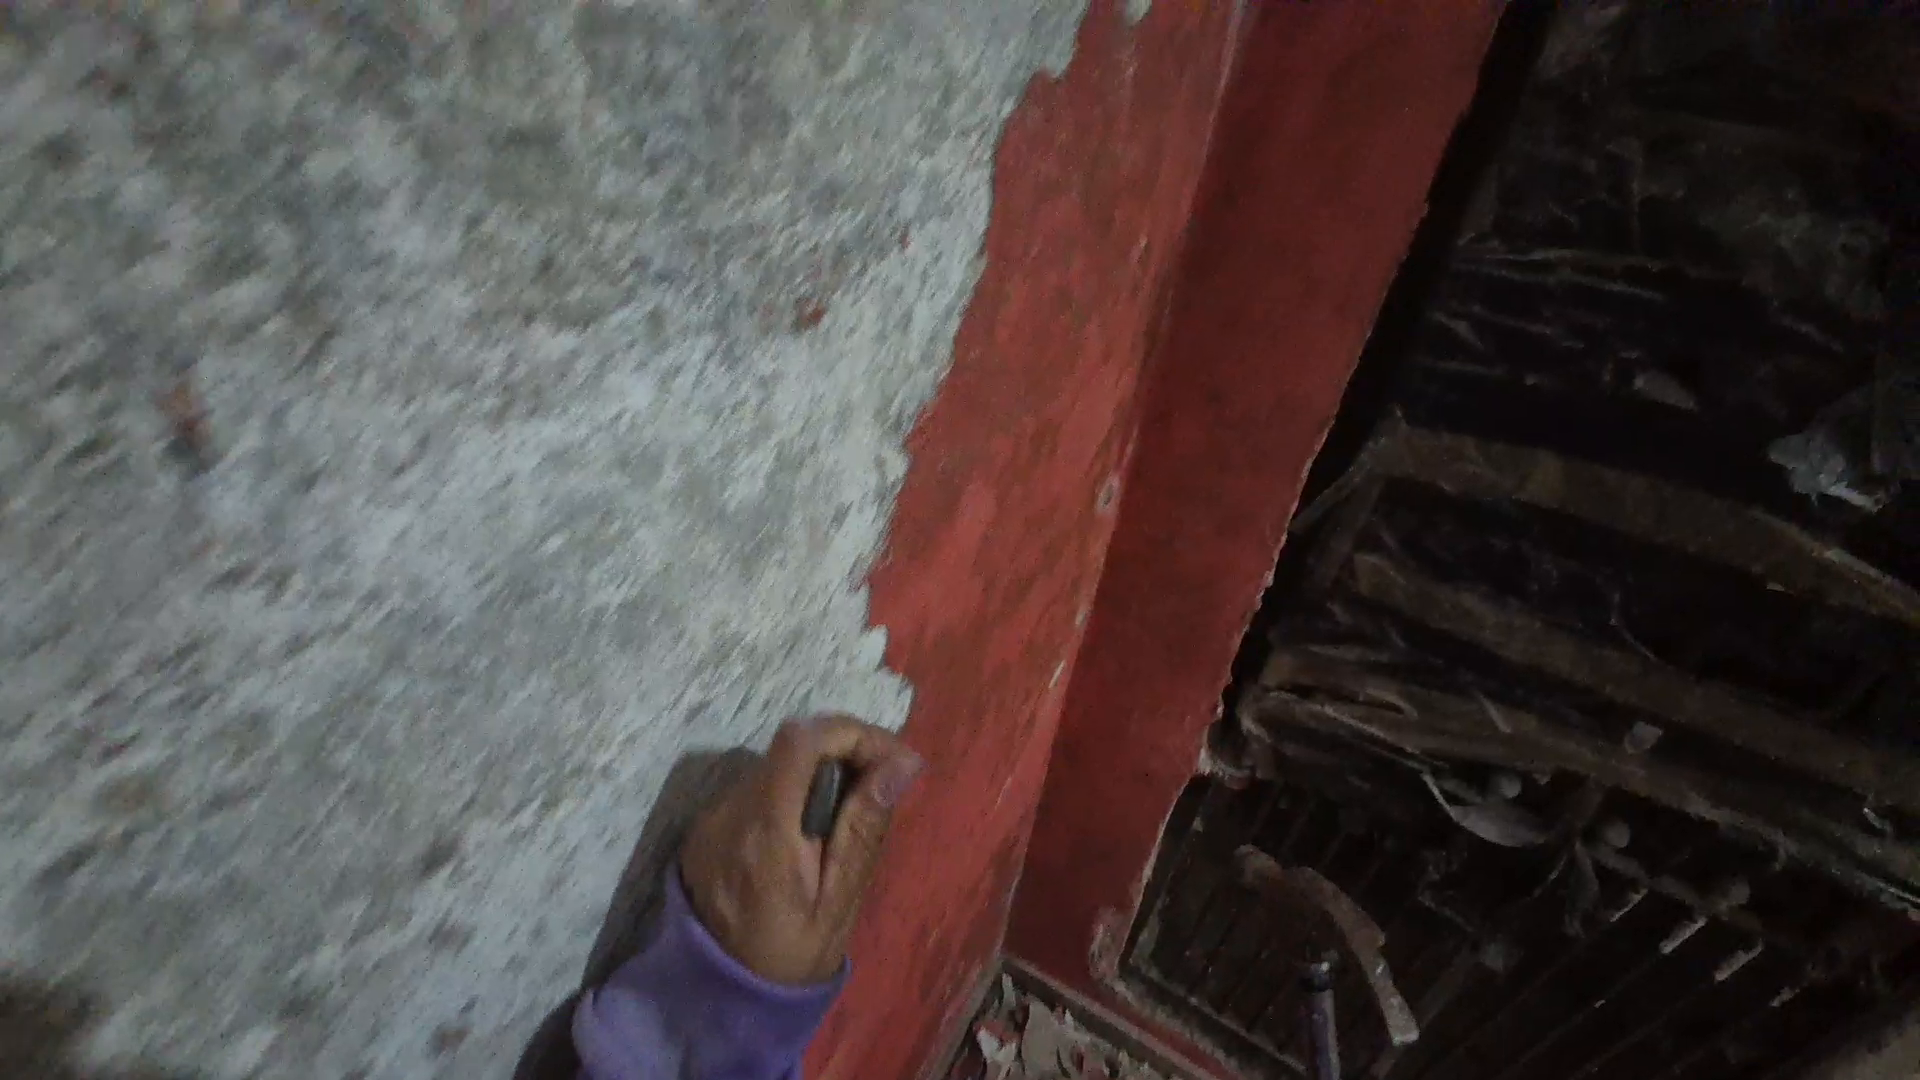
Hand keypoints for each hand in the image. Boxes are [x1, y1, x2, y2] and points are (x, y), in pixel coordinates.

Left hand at [679, 714, 924, 984]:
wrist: (716, 997)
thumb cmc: (790, 957)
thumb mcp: (839, 901)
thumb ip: (864, 828)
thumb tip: (903, 763)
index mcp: (765, 831)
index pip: (802, 741)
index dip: (853, 733)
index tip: (892, 759)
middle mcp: (732, 809)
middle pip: (793, 742)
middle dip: (847, 747)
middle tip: (884, 780)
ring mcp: (715, 812)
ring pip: (780, 759)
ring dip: (824, 766)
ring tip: (856, 804)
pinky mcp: (710, 820)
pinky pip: (764, 781)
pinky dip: (799, 785)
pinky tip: (817, 821)